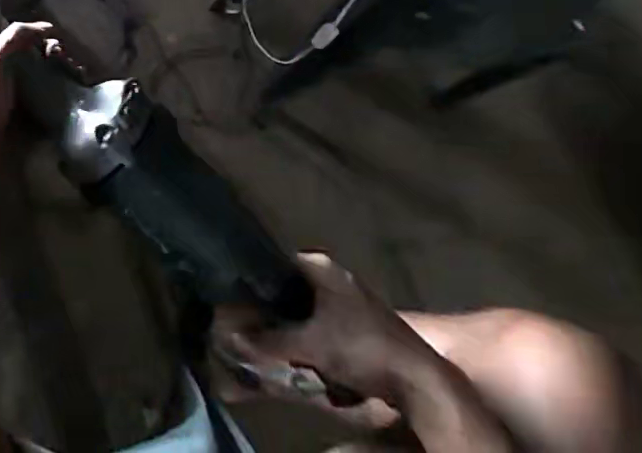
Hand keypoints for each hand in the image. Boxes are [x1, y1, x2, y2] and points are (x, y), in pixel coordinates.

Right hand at [213, 253, 435, 410]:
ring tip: (264, 351)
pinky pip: (320, 330)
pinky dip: (306, 344)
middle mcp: (335, 276)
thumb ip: (267, 340)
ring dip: (287, 333)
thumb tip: (227, 334)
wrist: (413, 378)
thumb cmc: (359, 346)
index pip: (277, 263)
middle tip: (246, 332)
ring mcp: (349, 301)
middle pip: (290, 291)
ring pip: (304, 313)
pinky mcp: (357, 327)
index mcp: (322, 266)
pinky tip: (295, 361)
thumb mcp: (308, 344)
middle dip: (269, 314)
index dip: (254, 281)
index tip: (235, 300)